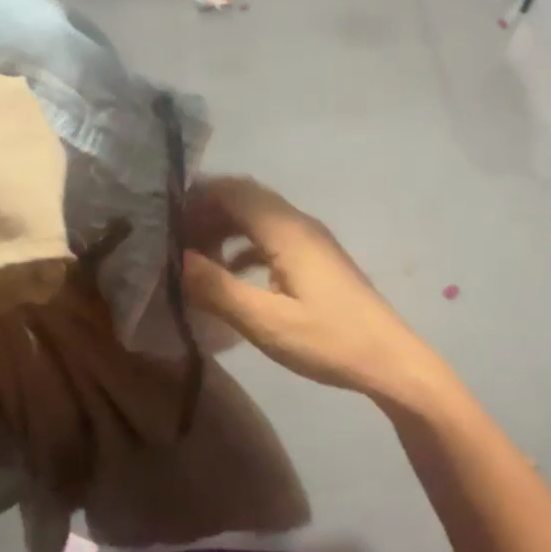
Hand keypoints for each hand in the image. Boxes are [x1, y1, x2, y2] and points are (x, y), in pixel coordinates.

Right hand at [181, 176, 444, 402]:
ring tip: (193, 261)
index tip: (161, 223)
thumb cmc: (329, 342)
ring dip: (224, 232)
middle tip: (171, 244)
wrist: (389, 361)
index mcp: (287, 231)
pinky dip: (245, 250)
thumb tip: (173, 260)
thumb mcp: (266, 322)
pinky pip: (272, 241)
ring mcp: (312, 243)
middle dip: (205, 214)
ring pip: (259, 220)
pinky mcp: (318, 263)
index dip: (194, 199)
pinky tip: (230, 278)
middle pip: (245, 200)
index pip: (232, 191)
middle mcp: (300, 225)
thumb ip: (216, 289)